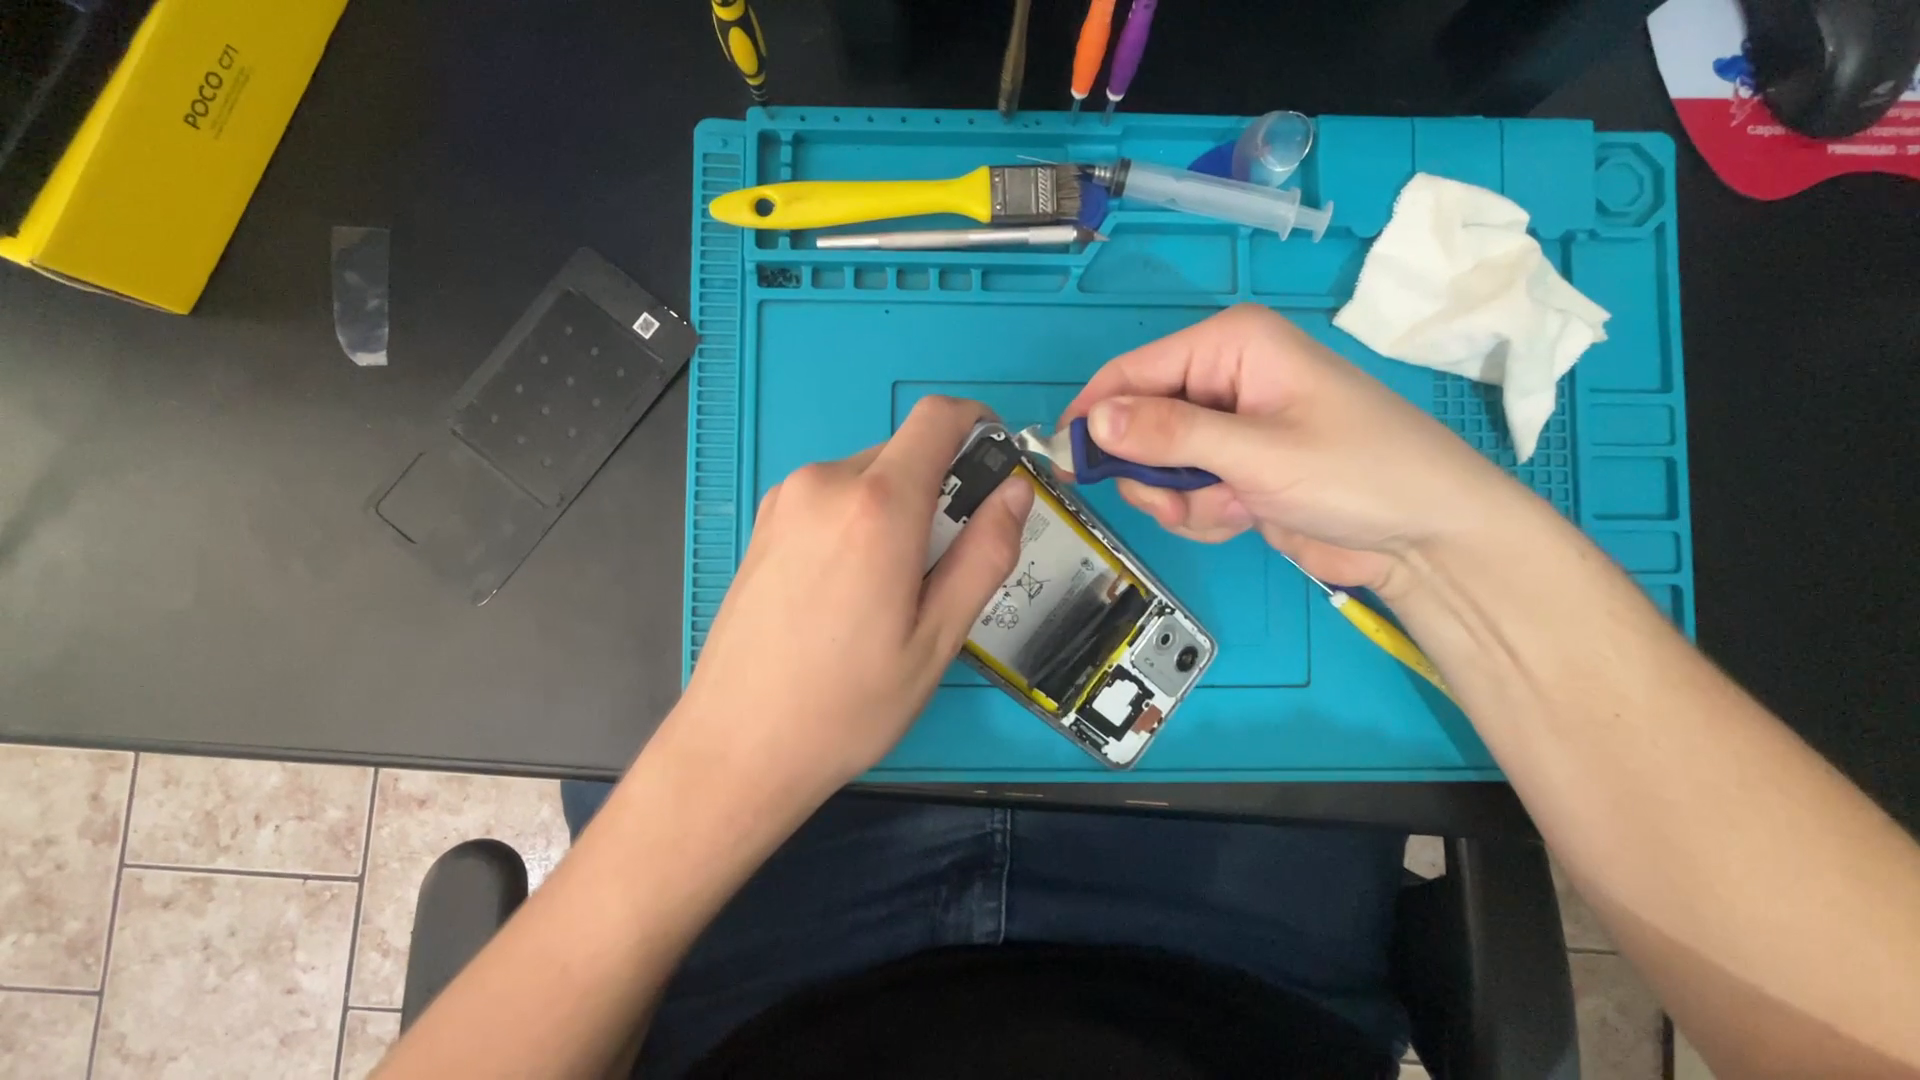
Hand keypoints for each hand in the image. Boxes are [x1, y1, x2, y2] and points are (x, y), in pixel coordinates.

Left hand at [675, 396, 1031, 796]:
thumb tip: (1015, 492)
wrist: (737, 747)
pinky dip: (861, 522)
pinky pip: (833, 499)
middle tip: (946, 566)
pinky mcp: (765, 524)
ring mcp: (786, 501)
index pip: (938, 417)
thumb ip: (985, 554)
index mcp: (876, 505)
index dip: (980, 426)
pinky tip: (851, 591)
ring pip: (868, 477)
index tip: (998, 468)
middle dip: (941, 489)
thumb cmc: (847, 704)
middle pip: (905, 451)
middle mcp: (824, 484)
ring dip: (899, 511)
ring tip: (893, 591)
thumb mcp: (938, 638)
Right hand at [1060, 304, 1524, 596]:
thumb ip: (1170, 434)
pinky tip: (1244, 517)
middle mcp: (1224, 379)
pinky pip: (1185, 493)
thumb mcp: (1257, 452)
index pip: (1133, 372)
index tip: (1064, 461)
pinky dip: (1203, 514)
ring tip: (1227, 508)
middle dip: (1152, 469)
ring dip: (1180, 499)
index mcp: (1231, 346)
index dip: (1095, 415)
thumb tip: (1093, 419)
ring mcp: (1231, 429)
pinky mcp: (1237, 472)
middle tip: (1171, 499)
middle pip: (1140, 422)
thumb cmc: (1359, 474)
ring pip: (1158, 466)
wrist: (1428, 539)